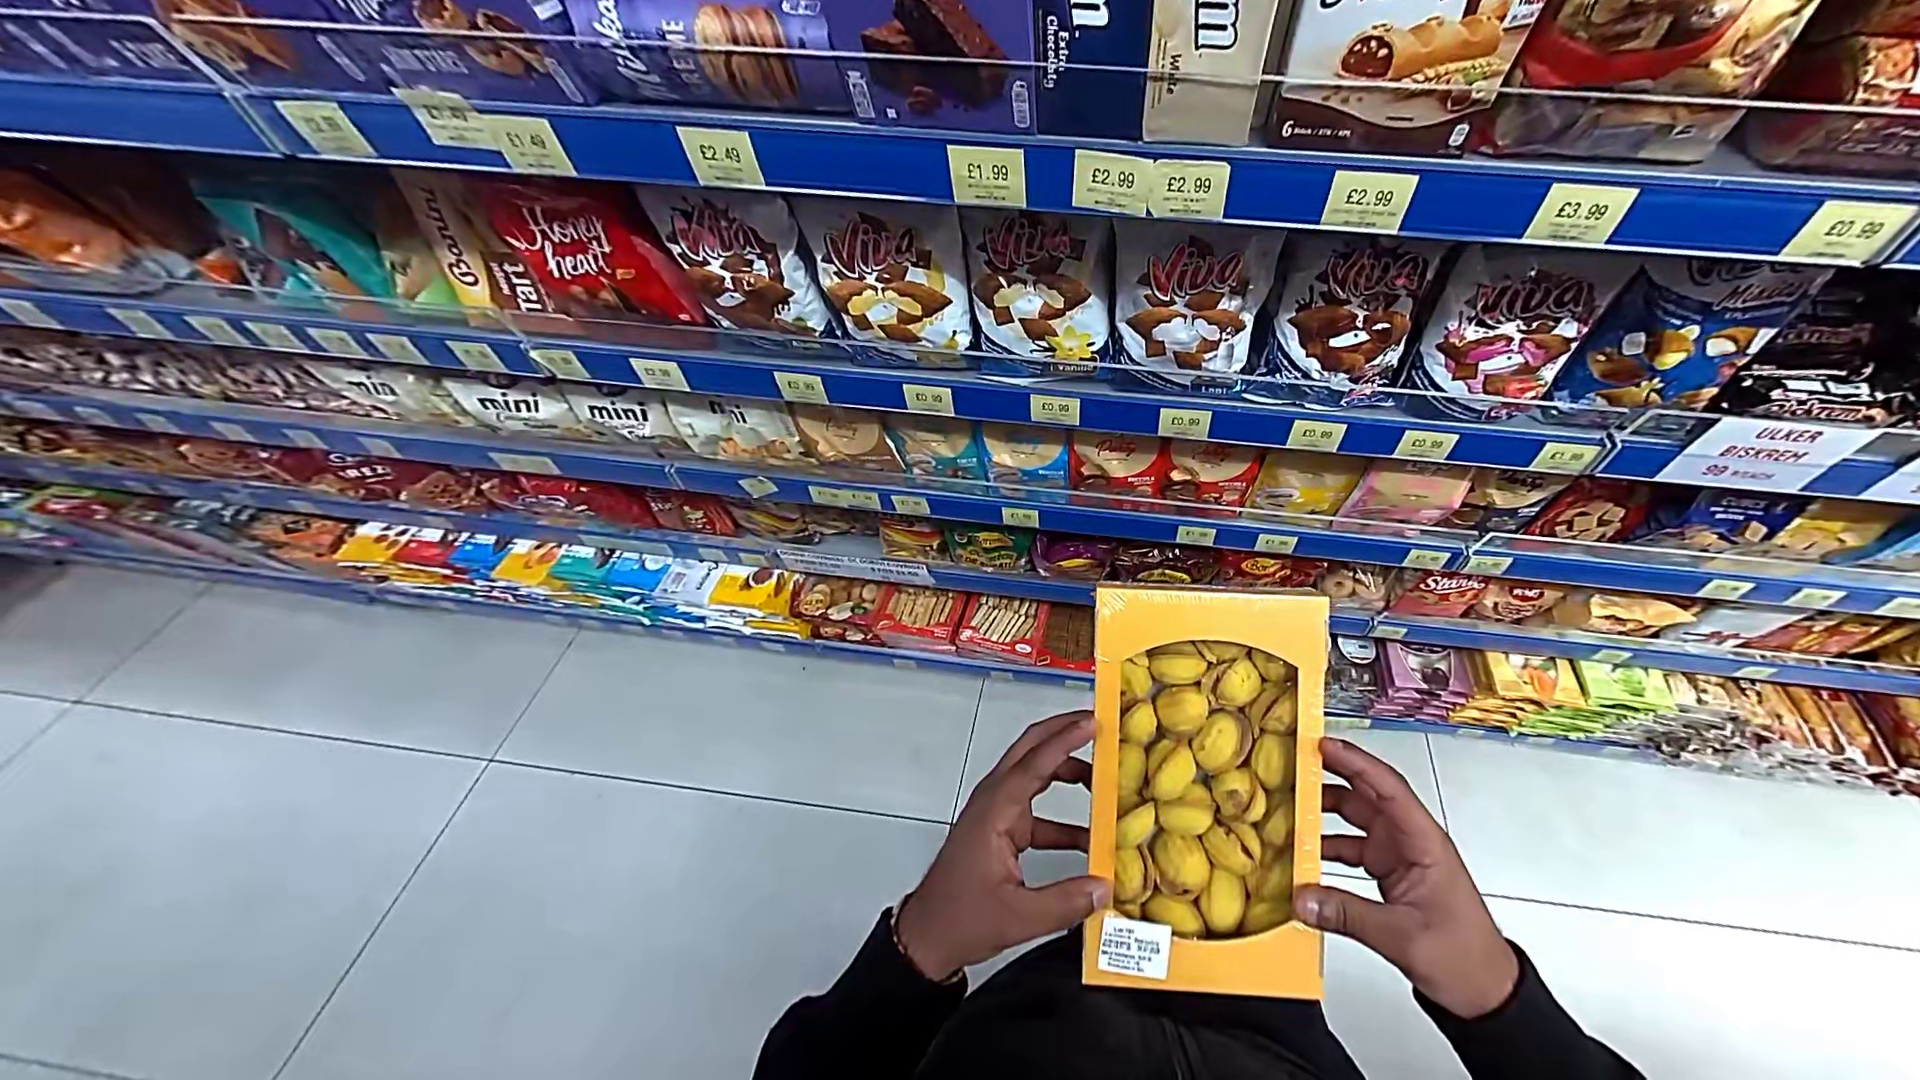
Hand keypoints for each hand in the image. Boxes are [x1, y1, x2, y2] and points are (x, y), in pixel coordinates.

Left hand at [895, 711, 1111, 981]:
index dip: (1065, 740)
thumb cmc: (961, 918)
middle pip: (1030, 751)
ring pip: (1035, 776)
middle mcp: (995, 800)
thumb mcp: (1018, 917)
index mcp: (995, 809)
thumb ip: (1065, 902)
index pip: (1034, 763)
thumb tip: (1106, 887)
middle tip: (1099, 725)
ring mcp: (998, 812)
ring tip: (1105, 776)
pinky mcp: (1002, 830)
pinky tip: (1092, 836)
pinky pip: (1038, 810)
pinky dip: (1064, 816)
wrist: (928, 935)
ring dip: (1067, 770)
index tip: (1093, 723)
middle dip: (1063, 732)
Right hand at [1294, 738, 1518, 1018]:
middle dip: (1332, 772)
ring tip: (1291, 799)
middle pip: (1367, 793)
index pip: (1388, 788)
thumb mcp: (1402, 937)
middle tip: (1297, 759)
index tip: (1324, 746)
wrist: (1485, 992)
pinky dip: (1323, 841)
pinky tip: (1302, 848)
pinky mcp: (1386, 868)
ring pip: (1354, 815)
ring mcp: (1397, 853)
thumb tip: (1302, 898)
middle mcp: (1409, 840)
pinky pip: (1347, 842)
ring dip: (1323, 807)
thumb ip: (1346, 914)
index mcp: (1424, 843)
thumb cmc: (1466, 960)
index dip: (1355, 762)